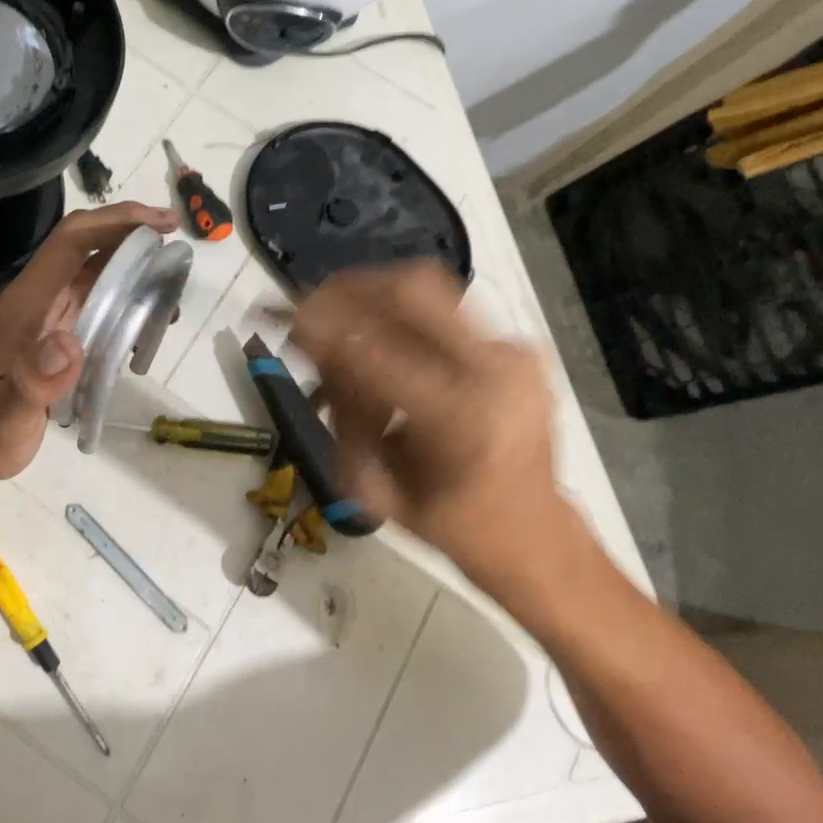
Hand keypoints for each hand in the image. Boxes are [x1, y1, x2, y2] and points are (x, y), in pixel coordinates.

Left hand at [0, 201, 180, 480]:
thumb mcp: (7, 415)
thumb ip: (32, 382)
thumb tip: (68, 345)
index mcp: (29, 302)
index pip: (72, 241)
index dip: (115, 221)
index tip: (160, 224)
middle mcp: (40, 300)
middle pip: (88, 248)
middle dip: (132, 237)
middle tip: (178, 251)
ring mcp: (49, 318)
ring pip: (95, 275)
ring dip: (134, 272)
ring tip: (172, 292)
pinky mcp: (58, 338)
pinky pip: (97, 305)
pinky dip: (127, 303)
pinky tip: (149, 327)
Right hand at [289, 262, 566, 585]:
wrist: (537, 534)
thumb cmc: (451, 524)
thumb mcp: (381, 486)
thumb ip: (346, 415)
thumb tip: (313, 348)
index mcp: (463, 419)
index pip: (376, 350)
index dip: (324, 328)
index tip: (285, 317)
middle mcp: (496, 372)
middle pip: (411, 292)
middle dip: (350, 289)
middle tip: (310, 300)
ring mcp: (513, 353)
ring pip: (429, 288)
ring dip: (374, 296)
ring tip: (341, 318)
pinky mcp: (516, 347)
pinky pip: (445, 310)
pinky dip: (401, 315)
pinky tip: (379, 338)